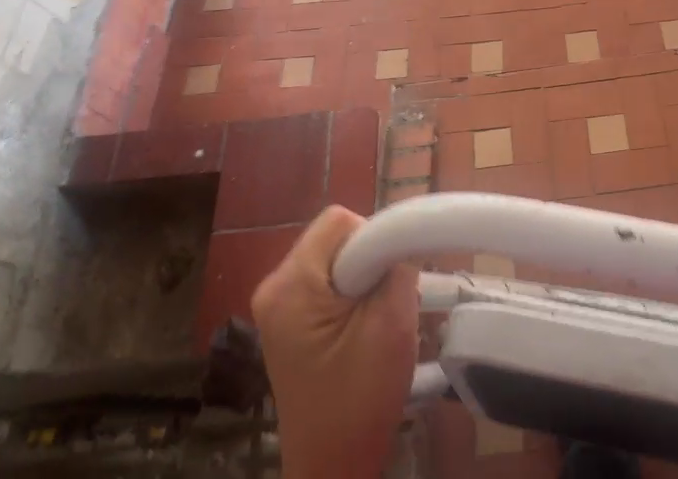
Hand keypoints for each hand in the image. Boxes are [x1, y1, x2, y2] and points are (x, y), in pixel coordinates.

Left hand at [252, 206, 418, 478]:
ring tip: (380, 321)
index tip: (394, 278)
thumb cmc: (360, 399)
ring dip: (365, 281)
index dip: (376, 240)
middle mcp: (273, 287)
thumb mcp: (391, 326)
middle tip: (390, 303)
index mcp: (289, 285)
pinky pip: (328, 285)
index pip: (339, 222)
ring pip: (335, 261)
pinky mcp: (289, 324)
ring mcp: (277, 307)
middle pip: (335, 239)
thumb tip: (403, 232)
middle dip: (371, 262)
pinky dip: (353, 297)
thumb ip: (397, 267)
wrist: (332, 465)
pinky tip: (366, 331)